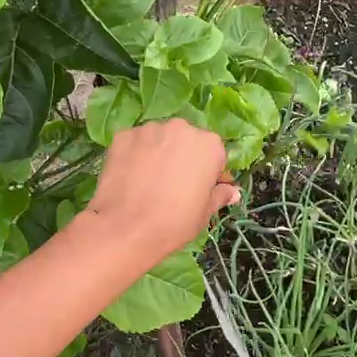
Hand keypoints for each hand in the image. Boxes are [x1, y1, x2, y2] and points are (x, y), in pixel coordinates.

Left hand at [83, 119, 238, 260]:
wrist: (126, 228)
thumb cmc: (174, 222)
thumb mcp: (204, 213)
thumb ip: (219, 195)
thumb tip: (232, 191)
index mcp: (209, 144)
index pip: (214, 154)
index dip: (209, 173)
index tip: (201, 189)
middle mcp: (181, 128)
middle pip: (186, 141)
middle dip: (183, 158)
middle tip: (174, 185)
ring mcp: (149, 130)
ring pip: (159, 139)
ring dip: (158, 153)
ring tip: (149, 181)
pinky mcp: (123, 136)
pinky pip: (135, 144)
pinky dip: (135, 155)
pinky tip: (131, 177)